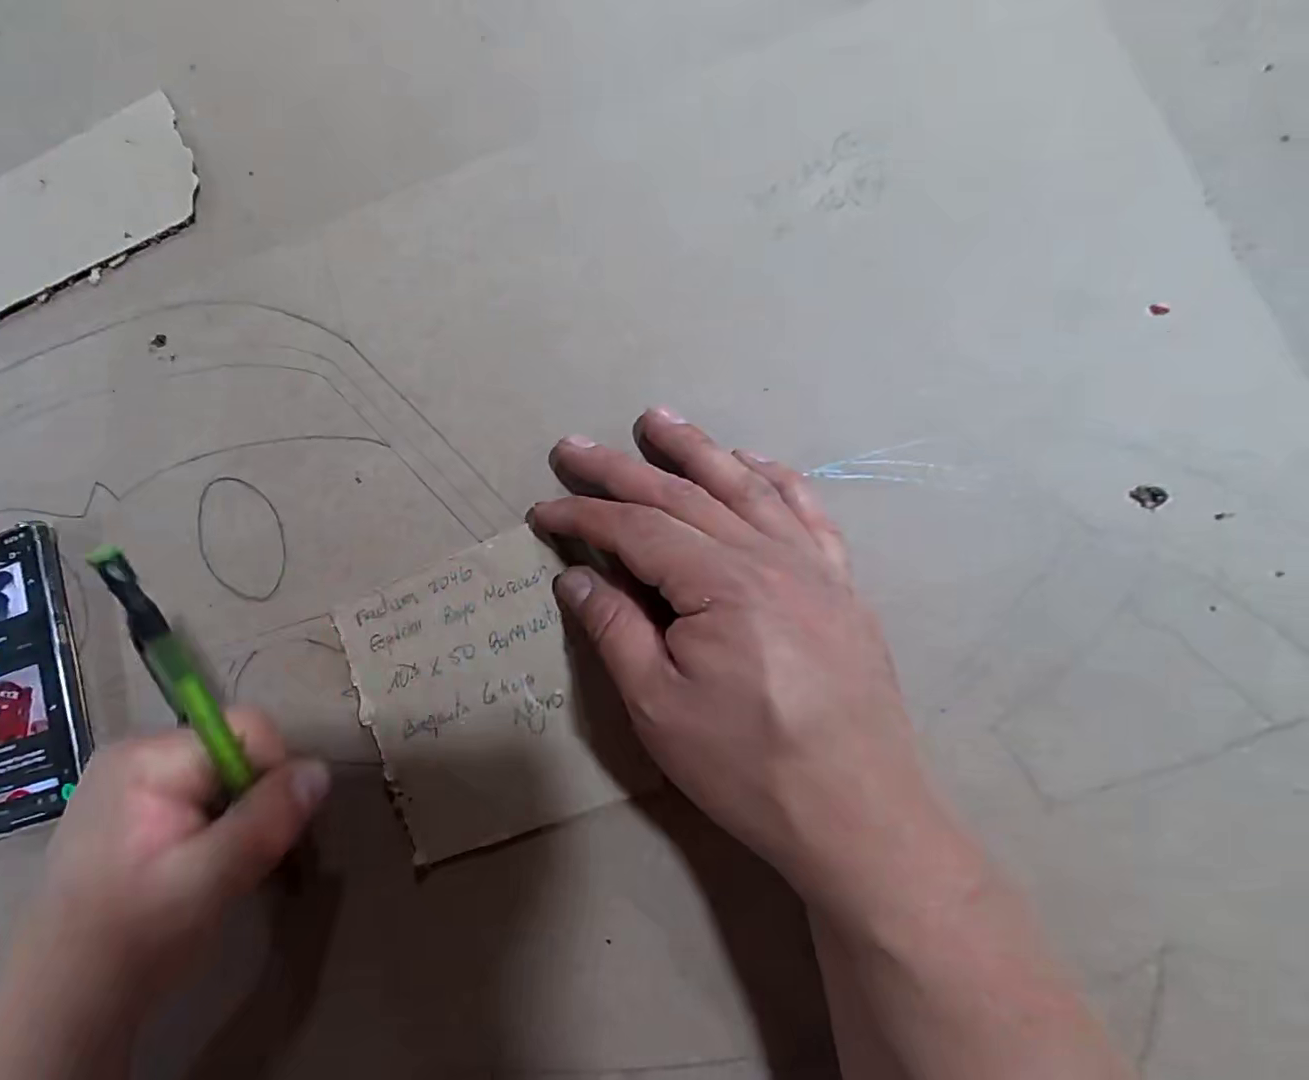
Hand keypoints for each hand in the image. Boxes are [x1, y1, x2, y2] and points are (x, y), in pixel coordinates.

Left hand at [0, 709, 328, 1079]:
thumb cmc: (137, 937)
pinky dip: (207, 816)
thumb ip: (266, 821)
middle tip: (248, 856)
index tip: (275, 830)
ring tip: (219, 864)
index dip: (274, 772)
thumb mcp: (212, 881)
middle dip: (252, 796)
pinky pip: (187, 785)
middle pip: (228, 747)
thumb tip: (320, 769)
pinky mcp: (121, 796)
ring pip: (212, 768)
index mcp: (149, 756)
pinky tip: (194, 860)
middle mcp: (134, 747)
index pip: (243, 729)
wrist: (61, 994)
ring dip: (232, 810)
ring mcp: (123, 771)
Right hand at [532, 408, 957, 918]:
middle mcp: (771, 560)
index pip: (637, 529)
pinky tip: (751, 461)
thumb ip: (613, 629)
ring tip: (657, 420)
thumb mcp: (655, 704)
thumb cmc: (744, 765)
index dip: (583, 514)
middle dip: (619, 468)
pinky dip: (773, 478)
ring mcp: (813, 569)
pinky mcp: (838, 588)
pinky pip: (805, 514)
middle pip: (683, 495)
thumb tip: (575, 576)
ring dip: (695, 449)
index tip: (541, 510)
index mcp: (723, 587)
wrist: (861, 819)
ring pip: (744, 488)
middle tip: (572, 446)